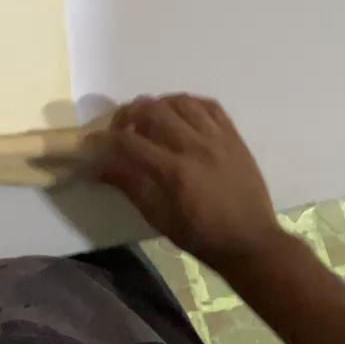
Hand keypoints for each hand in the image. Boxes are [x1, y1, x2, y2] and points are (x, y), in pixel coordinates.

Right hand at [100, 95, 287, 274]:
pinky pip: (210, 105)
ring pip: (180, 102)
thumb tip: (99, 167)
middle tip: (121, 127)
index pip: (129, 141)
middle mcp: (195, 147)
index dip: (105, 139)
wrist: (250, 242)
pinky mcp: (234, 137)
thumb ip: (129, 185)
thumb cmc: (200, 235)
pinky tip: (180, 114)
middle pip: (152, 110)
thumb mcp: (158, 217)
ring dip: (158, 105)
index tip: (94, 142)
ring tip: (150, 118)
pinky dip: (189, 104)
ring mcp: (217, 139)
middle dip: (128, 114)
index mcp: (174, 171)